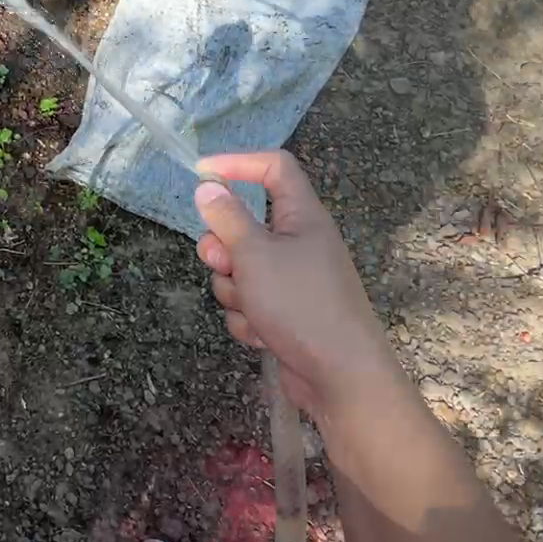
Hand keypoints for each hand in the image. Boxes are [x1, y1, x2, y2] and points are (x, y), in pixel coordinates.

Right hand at [193, 151, 397, 419]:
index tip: (201, 173)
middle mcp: (298, 243)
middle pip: (244, 224)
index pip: (274, 168)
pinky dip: (247, 316)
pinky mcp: (285, 312)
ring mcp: (292, 280)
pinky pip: (248, 301)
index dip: (238, 163)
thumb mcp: (254, 253)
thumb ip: (226, 217)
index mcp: (301, 218)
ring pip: (239, 267)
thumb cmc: (300, 303)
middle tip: (222, 261)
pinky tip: (261, 334)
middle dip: (222, 245)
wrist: (341, 378)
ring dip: (233, 287)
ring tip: (251, 307)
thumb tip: (207, 186)